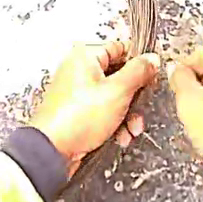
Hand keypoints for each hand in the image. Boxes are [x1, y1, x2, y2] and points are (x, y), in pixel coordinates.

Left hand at [29, 41, 158, 172]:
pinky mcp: (77, 111)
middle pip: (119, 75)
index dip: (139, 62)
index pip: (121, 48)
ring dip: (127, 113)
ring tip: (132, 129)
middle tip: (141, 106)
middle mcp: (80, 71)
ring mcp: (77, 92)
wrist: (51, 153)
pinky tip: (121, 136)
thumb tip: (151, 59)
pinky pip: (103, 110)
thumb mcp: (118, 91)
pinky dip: (115, 122)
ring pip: (113, 95)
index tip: (150, 76)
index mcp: (86, 57)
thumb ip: (138, 71)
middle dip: (135, 96)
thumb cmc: (78, 118)